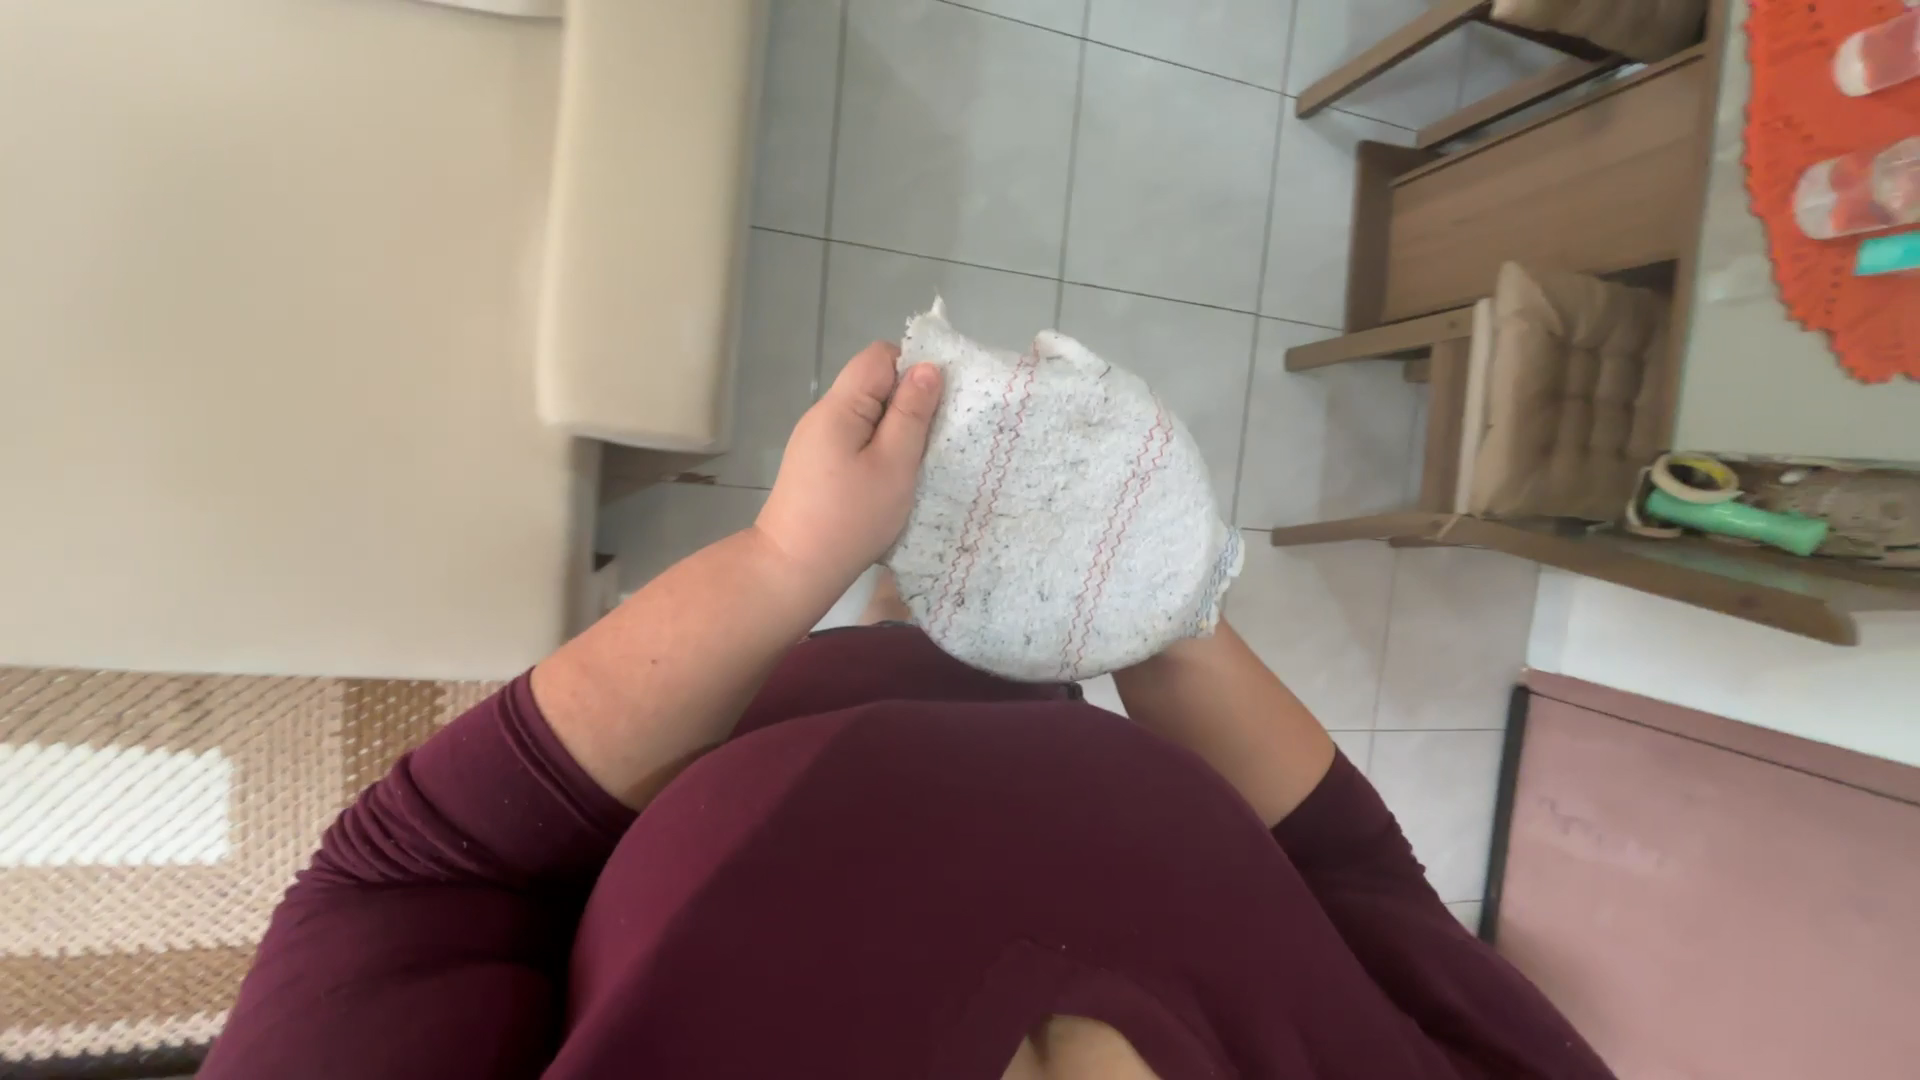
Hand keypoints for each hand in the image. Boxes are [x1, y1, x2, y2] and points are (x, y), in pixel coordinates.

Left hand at [755, 342, 942, 590]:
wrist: (795, 568)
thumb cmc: (851, 518)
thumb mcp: (893, 465)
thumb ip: (912, 414)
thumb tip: (928, 367)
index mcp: (840, 406)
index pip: (880, 357)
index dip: (912, 371)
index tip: (934, 407)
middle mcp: (823, 415)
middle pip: (872, 385)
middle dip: (906, 404)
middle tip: (929, 442)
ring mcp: (816, 441)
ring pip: (866, 416)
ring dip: (894, 432)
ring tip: (911, 465)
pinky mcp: (817, 465)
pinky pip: (855, 441)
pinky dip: (877, 452)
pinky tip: (887, 481)